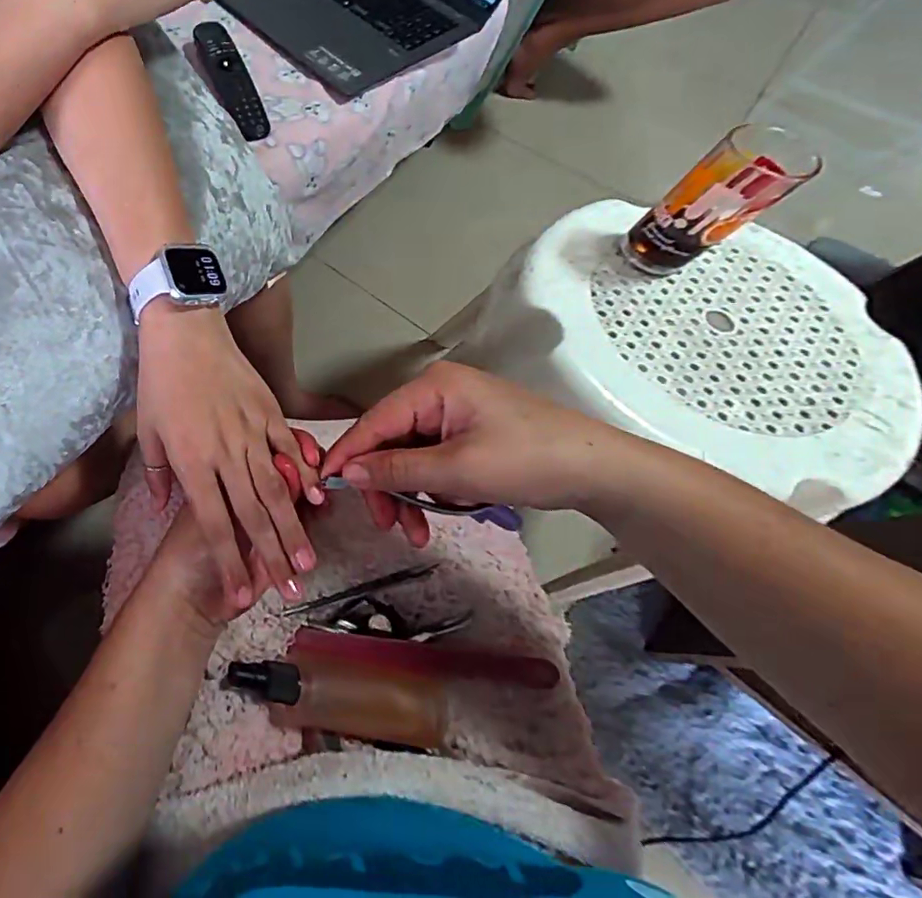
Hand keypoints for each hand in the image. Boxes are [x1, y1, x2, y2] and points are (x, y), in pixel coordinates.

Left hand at [136, 306, 319, 609]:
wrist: (184, 330)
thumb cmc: (160, 380)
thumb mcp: (146, 430)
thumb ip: (154, 474)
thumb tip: (161, 506)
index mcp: (192, 463)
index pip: (214, 524)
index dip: (230, 563)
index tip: (244, 595)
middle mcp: (226, 454)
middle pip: (252, 515)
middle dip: (272, 557)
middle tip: (292, 591)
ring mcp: (252, 432)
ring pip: (276, 488)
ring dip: (293, 527)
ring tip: (308, 560)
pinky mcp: (269, 412)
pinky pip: (289, 449)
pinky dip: (304, 474)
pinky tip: (319, 497)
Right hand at [320, 361, 640, 523]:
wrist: (598, 470)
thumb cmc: (530, 459)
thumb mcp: (458, 469)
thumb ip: (398, 470)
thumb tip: (347, 471)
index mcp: (433, 388)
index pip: (375, 421)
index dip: (348, 453)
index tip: (322, 484)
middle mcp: (437, 395)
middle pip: (389, 442)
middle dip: (384, 485)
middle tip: (387, 525)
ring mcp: (452, 415)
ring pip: (408, 457)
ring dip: (407, 495)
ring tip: (416, 533)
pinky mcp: (465, 434)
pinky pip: (430, 462)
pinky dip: (428, 490)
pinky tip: (438, 513)